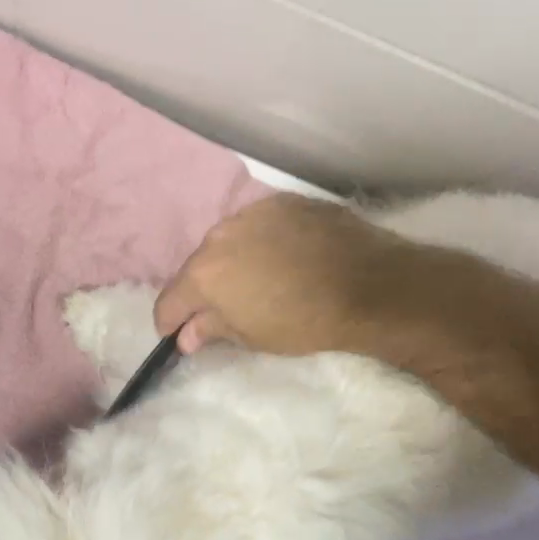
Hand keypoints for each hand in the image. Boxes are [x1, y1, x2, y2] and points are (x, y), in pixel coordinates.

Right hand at [154, 194, 414, 356]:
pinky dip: (261, 243)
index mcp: (204, 273)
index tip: (176, 337)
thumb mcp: (250, 336)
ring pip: (228, 242)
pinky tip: (281, 259)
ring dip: (231, 262)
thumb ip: (211, 329)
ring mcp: (254, 212)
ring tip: (254, 282)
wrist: (370, 284)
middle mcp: (220, 234)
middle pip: (197, 267)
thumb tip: (187, 335)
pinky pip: (260, 226)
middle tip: (220, 311)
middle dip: (202, 290)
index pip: (169, 301)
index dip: (169, 324)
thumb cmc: (302, 321)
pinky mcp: (287, 202)